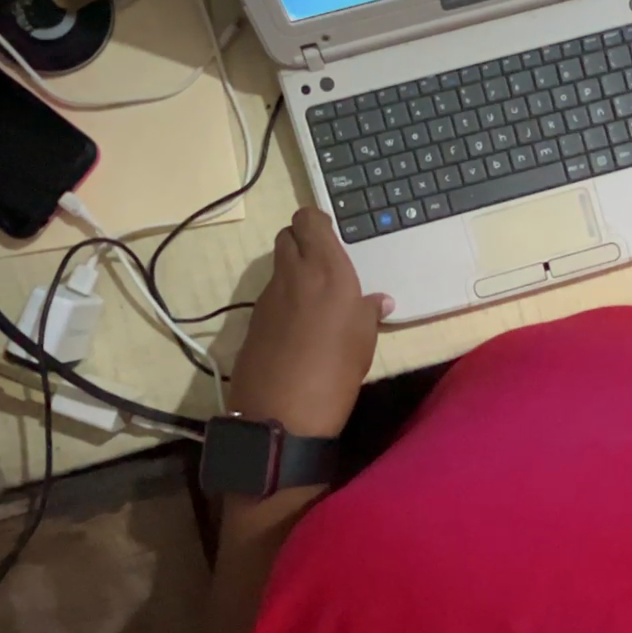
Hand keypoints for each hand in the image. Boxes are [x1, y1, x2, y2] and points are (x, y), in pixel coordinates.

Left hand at [226, 208, 392, 437]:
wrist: (283, 412)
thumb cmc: (336, 369)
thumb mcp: (365, 339)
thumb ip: (368, 312)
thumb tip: (377, 300)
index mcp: (326, 270)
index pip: (308, 219)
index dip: (317, 221)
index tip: (331, 236)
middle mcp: (293, 274)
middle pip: (287, 236)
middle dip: (303, 241)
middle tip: (324, 263)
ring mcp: (268, 296)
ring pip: (277, 265)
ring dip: (293, 270)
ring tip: (315, 296)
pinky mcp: (253, 319)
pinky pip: (271, 294)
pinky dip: (284, 297)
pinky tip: (299, 323)